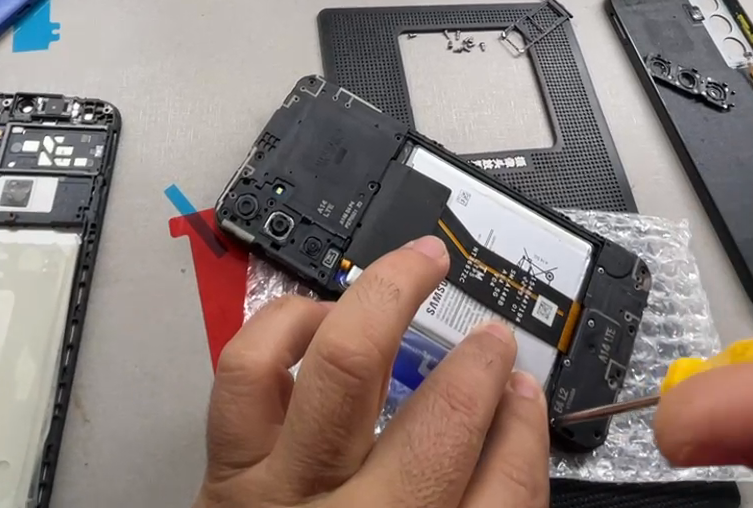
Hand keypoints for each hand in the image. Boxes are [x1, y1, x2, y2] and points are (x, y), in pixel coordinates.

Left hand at [196, 235, 550, 507]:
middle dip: (475, 371)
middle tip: (491, 336)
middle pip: (434, 433)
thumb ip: (480, 500)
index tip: (524, 393)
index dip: (524, 434)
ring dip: (388, 299)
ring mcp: (279, 488)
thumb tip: (512, 411)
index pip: (503, 497)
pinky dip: (289, 322)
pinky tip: (323, 315)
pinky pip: (248, 368)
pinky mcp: (228, 462)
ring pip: (340, 365)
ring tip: (416, 267)